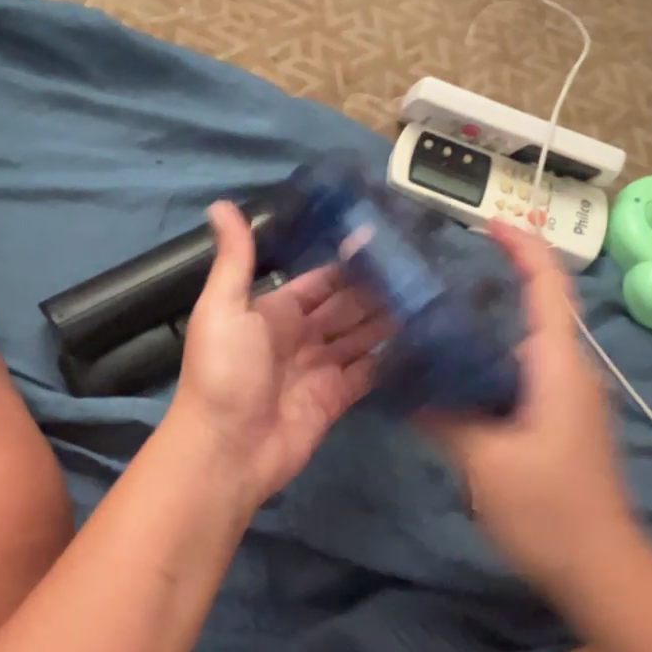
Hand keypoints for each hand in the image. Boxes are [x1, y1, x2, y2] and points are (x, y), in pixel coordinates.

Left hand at [169, 202, 390, 507]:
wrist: (226, 448)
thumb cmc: (223, 372)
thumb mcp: (223, 307)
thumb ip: (234, 258)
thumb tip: (222, 203)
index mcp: (273, 312)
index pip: (319, 282)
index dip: (348, 266)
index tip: (385, 245)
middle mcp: (299, 338)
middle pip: (345, 308)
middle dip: (376, 291)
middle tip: (420, 271)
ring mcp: (319, 370)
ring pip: (360, 338)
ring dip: (388, 321)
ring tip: (429, 298)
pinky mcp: (336, 400)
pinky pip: (367, 374)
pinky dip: (389, 359)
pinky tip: (420, 341)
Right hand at [423, 223, 639, 586]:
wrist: (601, 570)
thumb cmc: (550, 511)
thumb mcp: (485, 463)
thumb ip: (446, 417)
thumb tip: (410, 386)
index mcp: (559, 368)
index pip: (548, 288)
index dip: (522, 248)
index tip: (487, 222)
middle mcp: (569, 373)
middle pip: (534, 310)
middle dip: (492, 283)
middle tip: (434, 277)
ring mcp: (566, 400)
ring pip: (523, 347)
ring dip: (485, 329)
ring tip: (431, 321)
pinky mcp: (556, 424)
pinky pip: (519, 378)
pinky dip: (486, 365)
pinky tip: (450, 378)